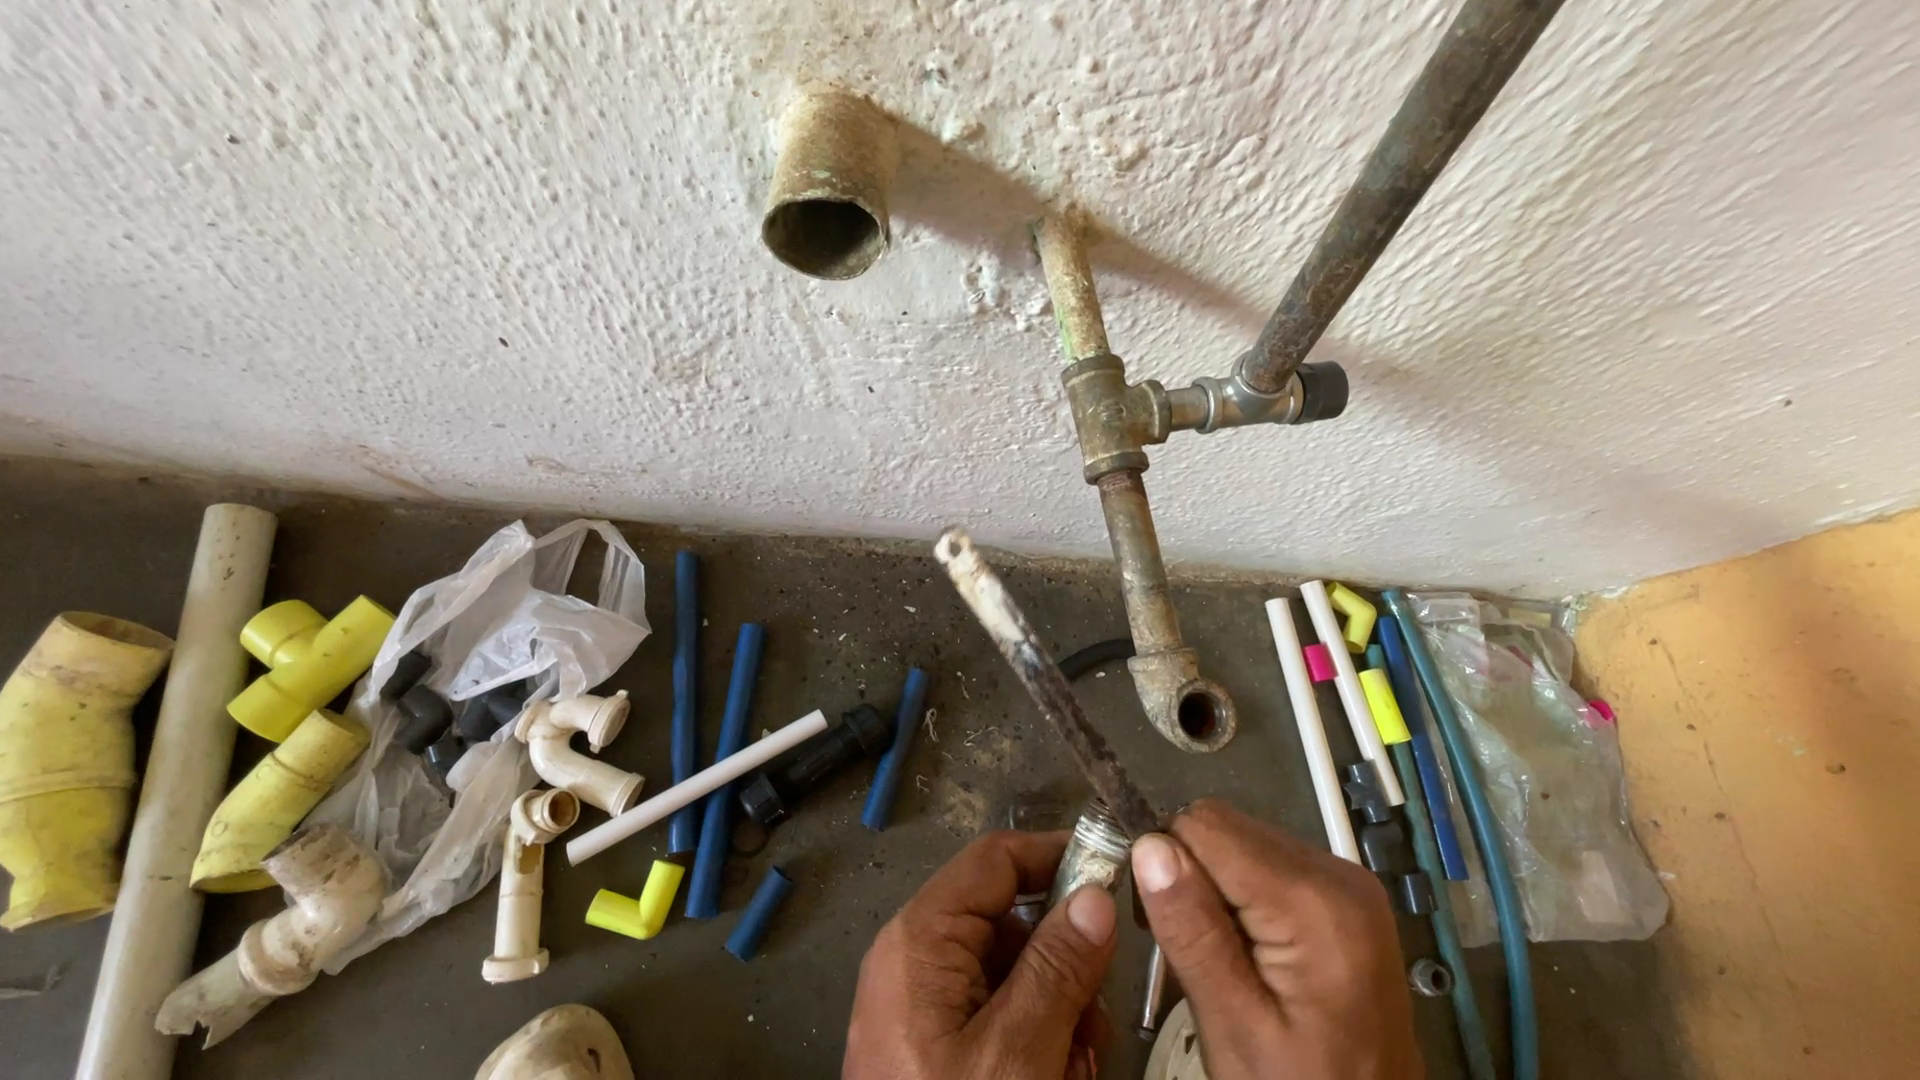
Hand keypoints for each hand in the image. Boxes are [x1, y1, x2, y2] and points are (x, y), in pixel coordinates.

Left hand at [845, 830, 1117, 1079]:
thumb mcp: (1015, 1056)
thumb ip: (1057, 969)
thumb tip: (1095, 894)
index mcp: (922, 938)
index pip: (995, 860)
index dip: (1055, 855)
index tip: (1116, 872)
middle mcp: (920, 955)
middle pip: (1012, 918)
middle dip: (1063, 960)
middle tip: (1094, 1015)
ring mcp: (928, 1000)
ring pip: (1017, 968)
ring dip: (1060, 1008)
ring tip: (1072, 1064)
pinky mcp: (939, 1039)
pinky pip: (1002, 1010)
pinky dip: (1039, 1036)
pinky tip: (1055, 1076)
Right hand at [1133, 799, 1422, 1079]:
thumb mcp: (1235, 1028)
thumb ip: (1194, 933)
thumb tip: (1149, 847)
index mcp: (1316, 902)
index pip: (1205, 827)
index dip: (1167, 866)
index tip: (1160, 929)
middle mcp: (1338, 872)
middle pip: (1224, 826)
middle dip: (1190, 874)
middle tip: (1191, 950)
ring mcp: (1346, 879)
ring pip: (1239, 838)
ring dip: (1212, 884)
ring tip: (1220, 954)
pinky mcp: (1344, 893)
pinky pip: (1264, 859)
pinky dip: (1238, 891)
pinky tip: (1246, 946)